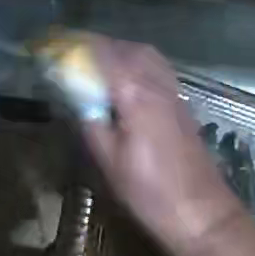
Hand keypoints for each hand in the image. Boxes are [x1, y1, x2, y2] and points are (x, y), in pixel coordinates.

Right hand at [77, 36, 248, 255]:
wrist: (201, 211)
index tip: (54, 44)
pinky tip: (123, 79)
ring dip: (117, 50)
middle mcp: (156, 81)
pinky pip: (156, 66)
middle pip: (124, 48)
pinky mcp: (180, 101)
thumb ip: (90, 121)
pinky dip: (135, 61)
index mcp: (135, 92)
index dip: (76, 44)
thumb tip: (74, 96)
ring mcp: (172, 90)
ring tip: (93, 64)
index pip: (103, 53)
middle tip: (70, 55)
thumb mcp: (108, 161)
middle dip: (95, 46)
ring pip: (143, 53)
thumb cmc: (149, 192)